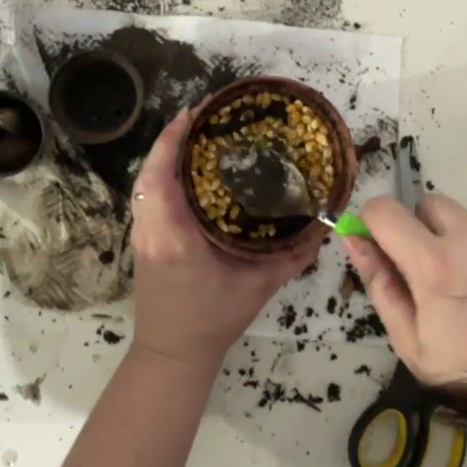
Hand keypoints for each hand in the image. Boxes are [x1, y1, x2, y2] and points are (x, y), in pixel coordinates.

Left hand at [128, 109, 317, 368]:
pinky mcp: (143, 239)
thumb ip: (292, 255)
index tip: (194, 112)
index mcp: (174, 234)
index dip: (173, 139)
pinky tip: (188, 168)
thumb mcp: (258, 286)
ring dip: (166, 153)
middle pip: (150, 169)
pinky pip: (147, 194)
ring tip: (198, 133)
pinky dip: (162, 172)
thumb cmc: (212, 320)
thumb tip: (324, 224)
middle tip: (205, 115)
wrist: (172, 354)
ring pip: (145, 180)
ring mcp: (142, 233)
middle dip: (172, 136)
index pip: (161, 174)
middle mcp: (151, 227)